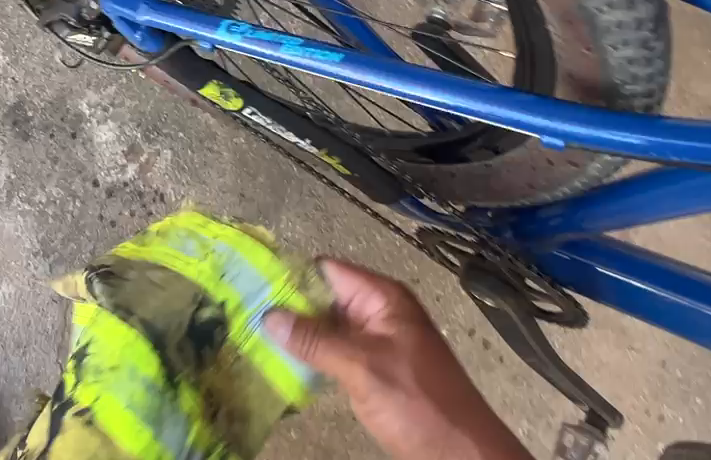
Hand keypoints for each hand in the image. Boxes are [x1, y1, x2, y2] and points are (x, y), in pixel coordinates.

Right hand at [264, 259, 533, 459]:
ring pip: (327, 325)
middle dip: (289, 305)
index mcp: (382, 297)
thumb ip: (315, 340)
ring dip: (298, 332)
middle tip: (245, 312)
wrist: (465, 458)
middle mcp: (378, 310)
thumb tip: (268, 315)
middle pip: (323, 296)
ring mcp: (377, 340)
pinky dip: (313, 353)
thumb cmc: (419, 403)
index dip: (290, 275)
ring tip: (255, 334)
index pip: (326, 269)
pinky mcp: (375, 367)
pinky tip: (284, 361)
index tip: (252, 284)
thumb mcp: (362, 368)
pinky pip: (335, 349)